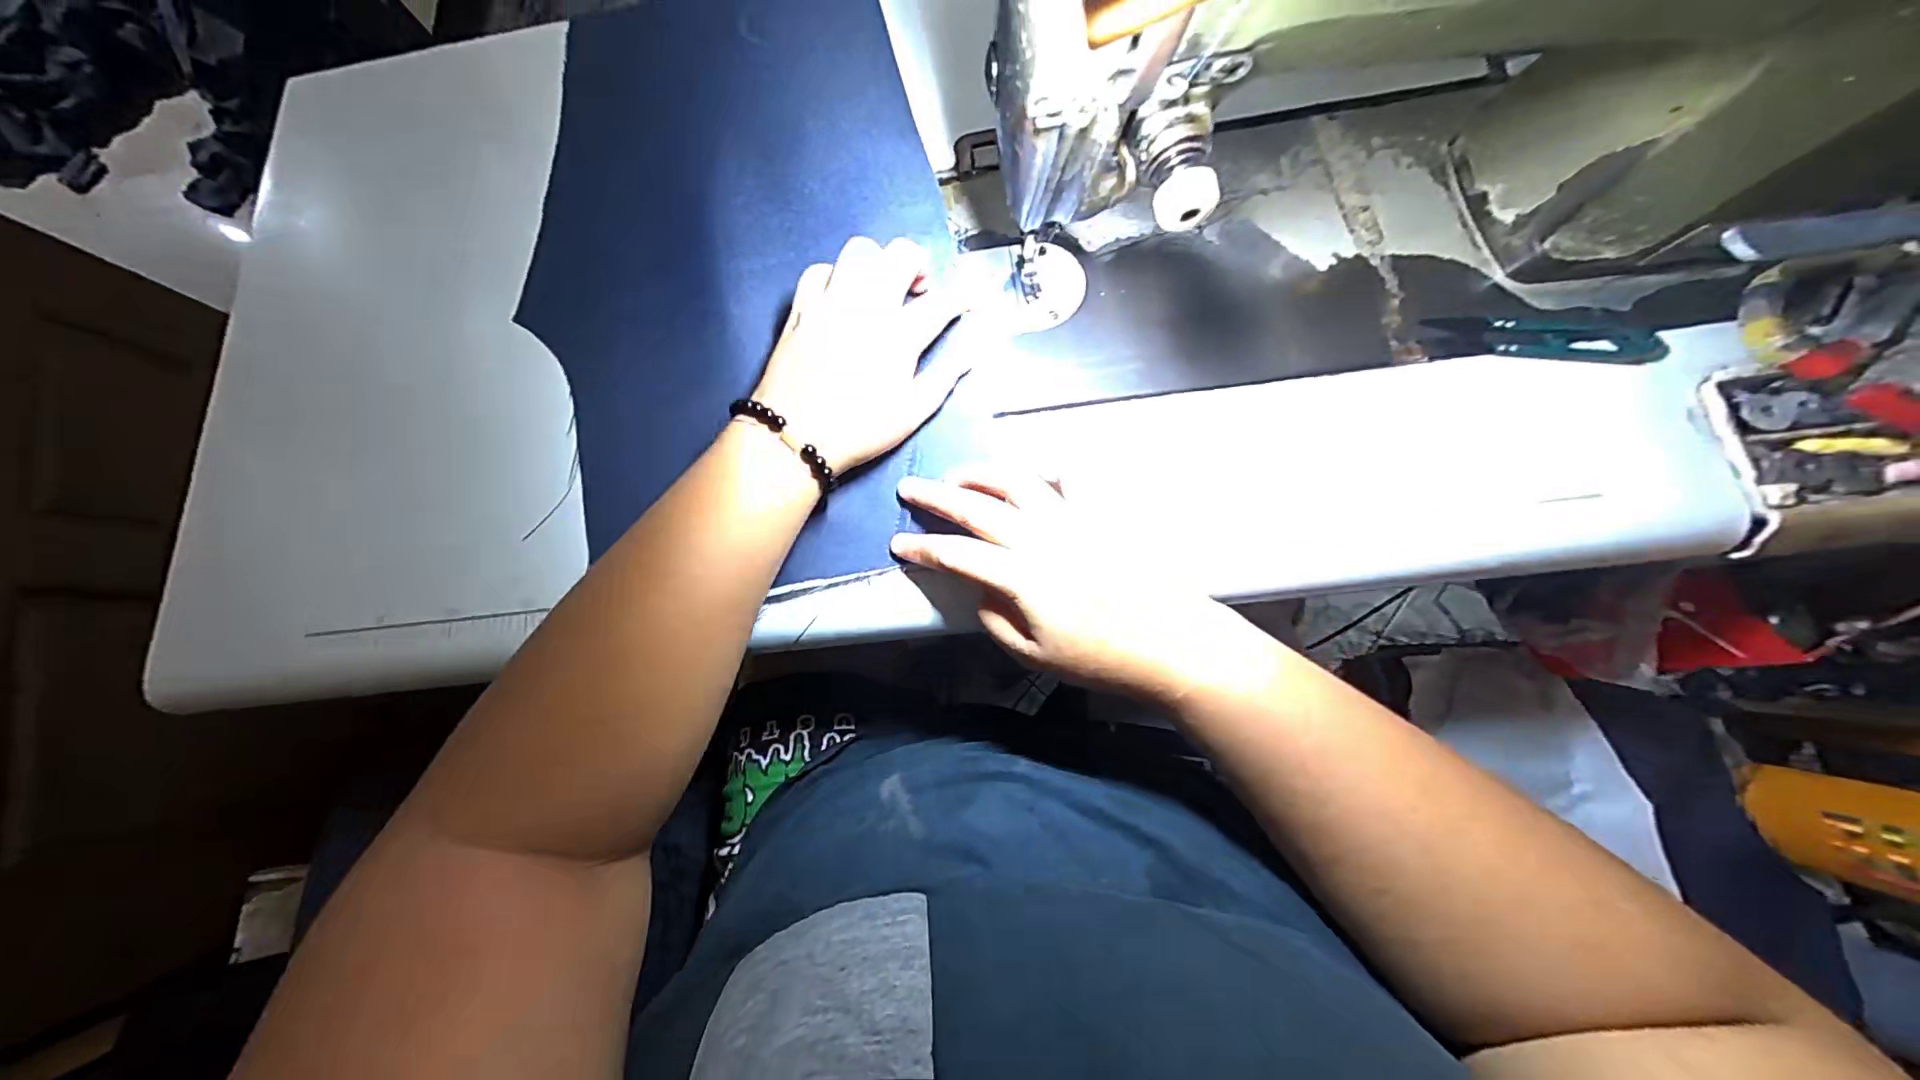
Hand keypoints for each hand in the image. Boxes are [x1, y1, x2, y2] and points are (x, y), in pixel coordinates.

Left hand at [748, 236, 971, 472]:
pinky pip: (821, 269)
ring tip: (882, 286)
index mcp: (899, 336)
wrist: (794, 437)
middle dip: (921, 263)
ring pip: (860, 250)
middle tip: (921, 289)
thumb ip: (945, 376)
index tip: (973, 300)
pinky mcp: (802, 306)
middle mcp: (866, 306)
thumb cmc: (858, 429)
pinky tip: (842, 296)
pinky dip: (838, 276)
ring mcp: (830, 301)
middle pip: (901, 255)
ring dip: (880, 262)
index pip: (944, 300)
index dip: (966, 295)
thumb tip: (971, 352)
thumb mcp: (912, 412)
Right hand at [891, 464, 1283, 705]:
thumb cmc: (1101, 658)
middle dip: (936, 495)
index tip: (899, 544)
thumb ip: (995, 619)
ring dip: (981, 474)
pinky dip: (1047, 470)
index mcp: (1021, 576)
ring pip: (1018, 481)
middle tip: (910, 487)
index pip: (957, 554)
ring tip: (959, 475)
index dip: (922, 547)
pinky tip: (1034, 475)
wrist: (1173, 644)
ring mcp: (1073, 519)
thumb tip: (982, 590)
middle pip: (977, 506)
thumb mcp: (1034, 655)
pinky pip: (1071, 478)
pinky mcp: (1102, 514)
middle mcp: (1041, 537)